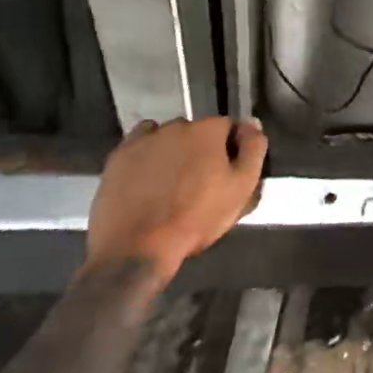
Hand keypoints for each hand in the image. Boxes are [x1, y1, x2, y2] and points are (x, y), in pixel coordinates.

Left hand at [83, 116, 267, 279]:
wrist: (137, 249)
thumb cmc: (196, 219)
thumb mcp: (240, 189)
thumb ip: (253, 150)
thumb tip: (252, 123)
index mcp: (208, 130)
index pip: (229, 128)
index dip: (231, 150)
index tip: (227, 174)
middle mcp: (177, 125)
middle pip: (198, 131)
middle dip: (202, 150)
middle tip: (200, 182)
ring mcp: (146, 139)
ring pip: (169, 136)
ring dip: (175, 150)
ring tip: (172, 183)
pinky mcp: (120, 155)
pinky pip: (141, 143)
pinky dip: (148, 152)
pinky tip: (149, 174)